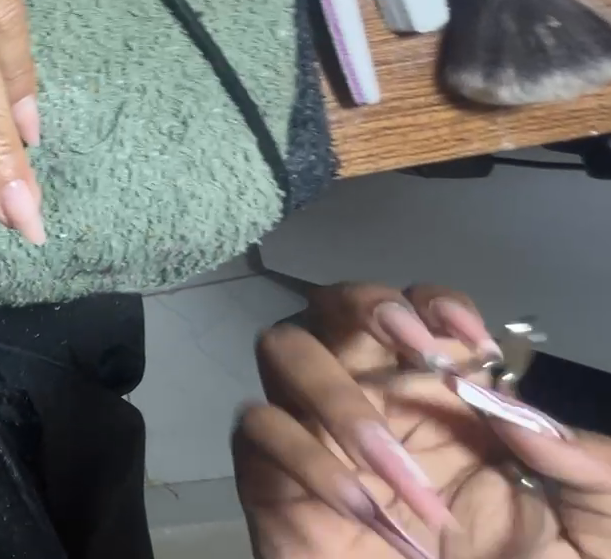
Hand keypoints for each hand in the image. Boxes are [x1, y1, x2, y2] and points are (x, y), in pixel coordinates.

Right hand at [234, 282, 610, 558]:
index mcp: (440, 400)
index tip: (466, 338)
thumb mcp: (609, 543)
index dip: (430, 302)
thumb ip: (596, 474)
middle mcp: (367, 394)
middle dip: (362, 306)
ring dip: (336, 393)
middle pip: (328, 305)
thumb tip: (516, 413)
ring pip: (281, 348)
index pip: (414, 311)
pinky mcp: (266, 466)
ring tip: (401, 473)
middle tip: (412, 345)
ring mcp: (310, 426)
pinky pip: (260, 426)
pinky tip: (373, 517)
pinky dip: (313, 463)